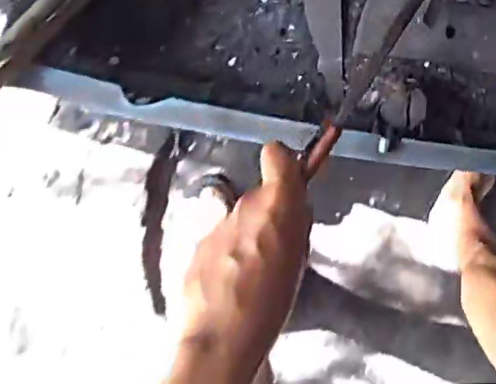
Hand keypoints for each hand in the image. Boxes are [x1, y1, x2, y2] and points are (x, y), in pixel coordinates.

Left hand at [168, 141, 312, 383]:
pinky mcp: (195, 252)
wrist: (219, 343)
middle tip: (279, 238)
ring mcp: (216, 228)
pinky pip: (219, 243)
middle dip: (269, 211)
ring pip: (239, 220)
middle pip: (260, 193)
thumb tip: (297, 202)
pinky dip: (227, 256)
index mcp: (276, 200)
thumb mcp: (301, 251)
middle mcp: (243, 207)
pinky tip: (234, 282)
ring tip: (256, 269)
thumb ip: (298, 217)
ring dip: (247, 235)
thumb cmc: (266, 302)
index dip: (284, 159)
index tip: (290, 168)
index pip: (277, 153)